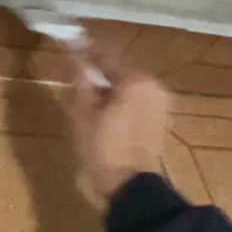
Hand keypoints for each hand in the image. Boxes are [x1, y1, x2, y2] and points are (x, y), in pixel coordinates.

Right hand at [68, 59, 171, 207]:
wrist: (130, 187)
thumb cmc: (103, 148)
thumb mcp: (83, 112)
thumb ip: (80, 79)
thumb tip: (74, 56)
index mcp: (135, 80)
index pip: (106, 57)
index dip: (86, 52)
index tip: (70, 45)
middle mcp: (153, 86)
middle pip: (121, 71)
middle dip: (99, 72)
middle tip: (77, 73)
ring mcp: (160, 104)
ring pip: (129, 87)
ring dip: (110, 88)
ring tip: (88, 95)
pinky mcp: (160, 120)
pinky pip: (137, 102)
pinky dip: (121, 102)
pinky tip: (105, 112)